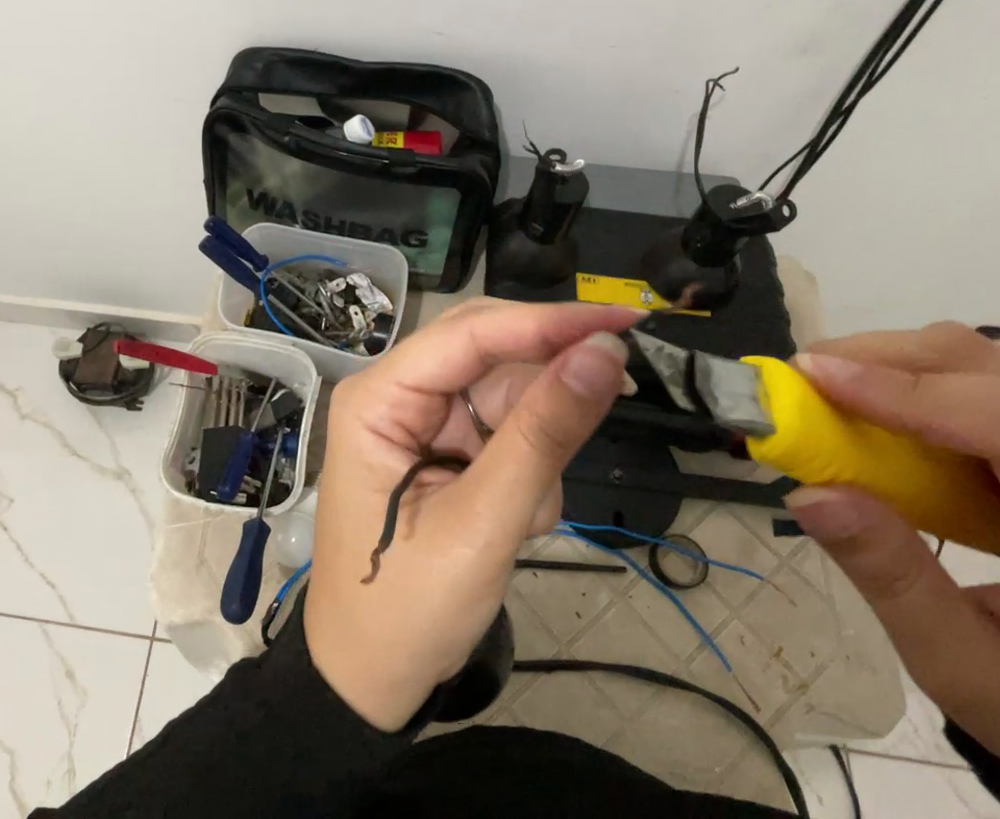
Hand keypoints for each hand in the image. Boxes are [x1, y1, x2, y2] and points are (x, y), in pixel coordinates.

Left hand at [303, 299, 641, 731]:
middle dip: (547, 386)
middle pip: (489, 353)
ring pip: (509, 397)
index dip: (549, 323)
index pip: (470, 334)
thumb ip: (543, 435)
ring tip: (525, 519)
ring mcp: (422, 423)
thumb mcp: (482, 523)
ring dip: (537, 452)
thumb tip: (603, 352)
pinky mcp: (446, 452)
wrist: (374, 678)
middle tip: (614, 397)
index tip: (625, 321)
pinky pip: (508, 435)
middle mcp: (396, 396)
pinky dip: (529, 475)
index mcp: (378, 399)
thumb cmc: (409, 607)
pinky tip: (515, 526)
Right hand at [787, 324, 999, 818]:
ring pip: (996, 370)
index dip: (915, 390)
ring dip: (899, 366)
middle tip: (797, 378)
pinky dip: (916, 388)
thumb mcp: (970, 678)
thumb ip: (895, 583)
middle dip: (889, 359)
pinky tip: (870, 419)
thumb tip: (809, 494)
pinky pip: (992, 396)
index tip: (816, 377)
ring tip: (821, 394)